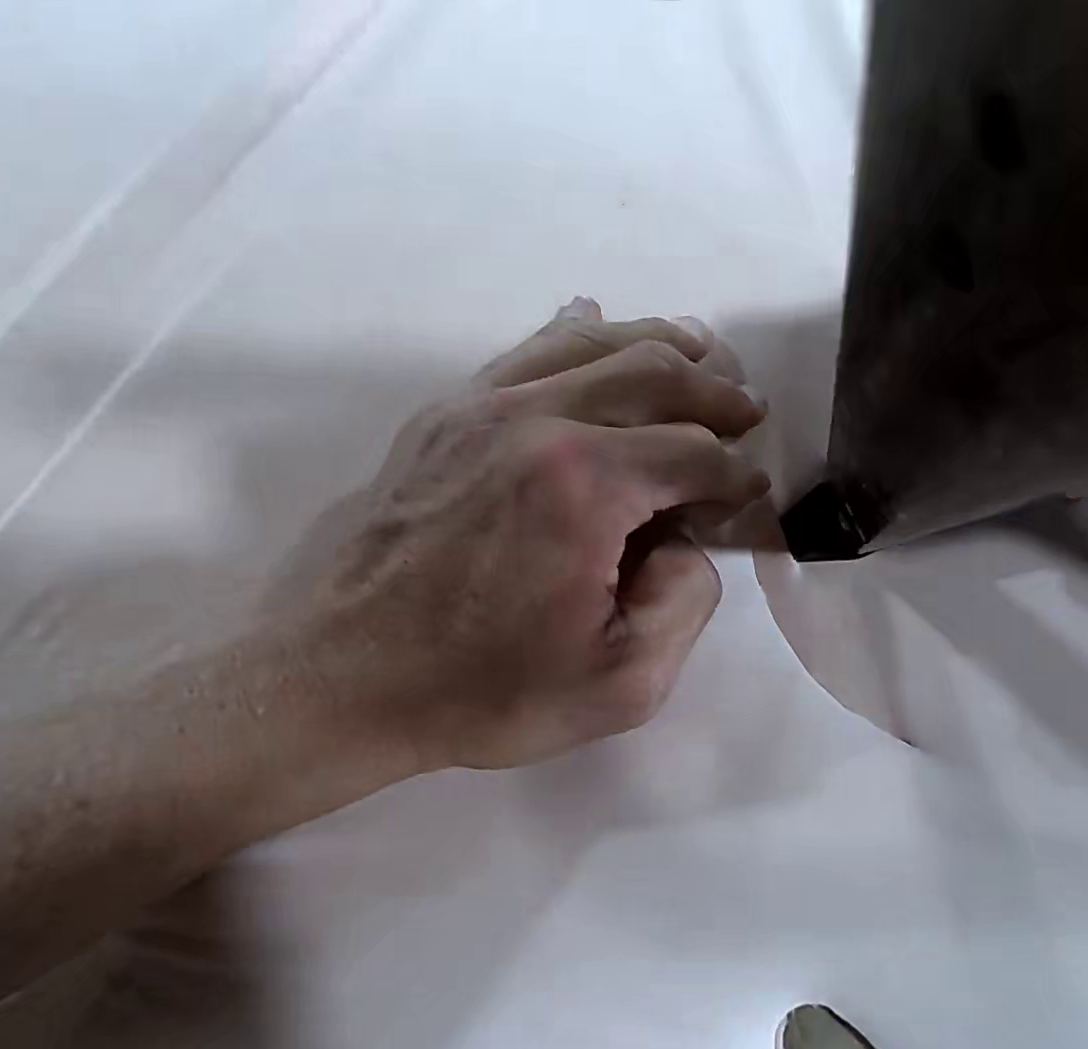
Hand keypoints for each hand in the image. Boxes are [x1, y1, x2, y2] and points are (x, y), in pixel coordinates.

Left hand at [274, 299, 769, 769]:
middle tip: (749, 412)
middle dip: (716, 393)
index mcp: (584, 487)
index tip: (752, 493)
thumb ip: (686, 602)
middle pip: (655, 374)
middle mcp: (537, 421)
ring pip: (596, 343)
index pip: (694, 454)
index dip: (737, 473)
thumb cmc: (484, 692)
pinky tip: (598, 318)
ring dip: (662, 344)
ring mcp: (483, 406)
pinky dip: (578, 330)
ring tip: (703, 352)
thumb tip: (687, 540)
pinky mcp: (446, 412)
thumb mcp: (624, 685)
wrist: (335, 682)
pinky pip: (527, 349)